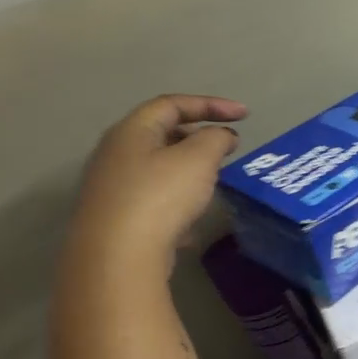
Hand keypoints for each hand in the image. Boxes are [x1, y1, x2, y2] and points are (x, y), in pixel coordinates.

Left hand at [69, 95, 248, 264]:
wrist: (117, 254)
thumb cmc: (160, 196)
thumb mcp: (199, 159)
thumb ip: (216, 139)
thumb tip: (221, 136)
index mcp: (132, 131)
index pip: (172, 104)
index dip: (211, 104)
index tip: (245, 116)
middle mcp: (115, 152)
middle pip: (161, 132)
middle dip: (199, 135)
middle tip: (228, 146)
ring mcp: (112, 185)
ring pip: (158, 164)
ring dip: (190, 167)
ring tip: (215, 178)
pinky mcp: (117, 214)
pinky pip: (154, 194)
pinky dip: (179, 195)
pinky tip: (194, 215)